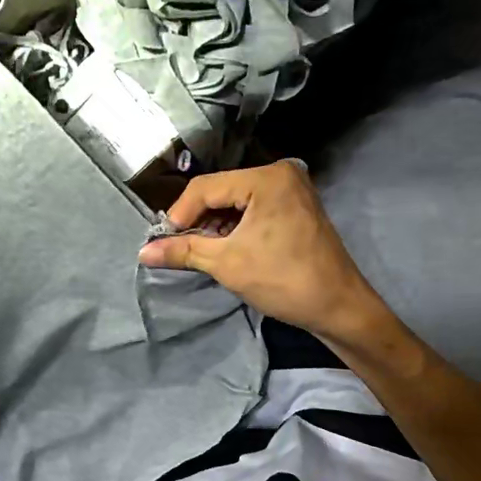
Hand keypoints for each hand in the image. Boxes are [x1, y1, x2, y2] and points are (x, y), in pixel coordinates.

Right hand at [139, 160, 388, 343]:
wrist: (338, 307)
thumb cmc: (283, 281)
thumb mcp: (227, 264)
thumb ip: (183, 251)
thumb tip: (143, 252)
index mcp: (267, 178)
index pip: (206, 187)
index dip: (179, 214)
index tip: (162, 242)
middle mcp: (281, 174)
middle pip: (221, 191)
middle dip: (197, 221)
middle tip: (176, 248)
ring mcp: (292, 190)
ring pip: (236, 202)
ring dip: (215, 226)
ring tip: (198, 253)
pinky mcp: (296, 208)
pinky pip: (254, 210)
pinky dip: (235, 228)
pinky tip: (223, 249)